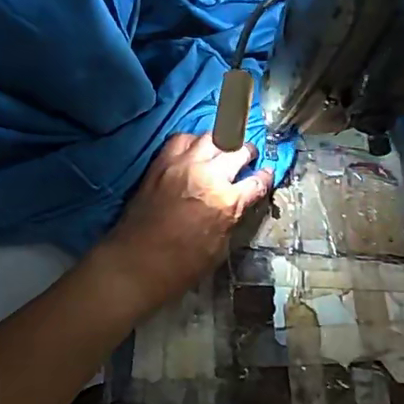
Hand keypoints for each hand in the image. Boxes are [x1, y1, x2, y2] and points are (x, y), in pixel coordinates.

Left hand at [94, 132, 274, 313]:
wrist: (136, 261)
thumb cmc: (181, 265)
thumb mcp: (219, 248)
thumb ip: (231, 218)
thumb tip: (237, 203)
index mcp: (227, 202)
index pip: (257, 181)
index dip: (266, 177)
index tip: (267, 174)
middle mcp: (208, 176)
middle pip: (237, 150)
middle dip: (247, 152)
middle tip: (248, 156)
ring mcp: (183, 164)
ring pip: (210, 138)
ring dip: (221, 143)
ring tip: (222, 149)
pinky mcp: (161, 162)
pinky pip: (181, 139)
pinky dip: (191, 142)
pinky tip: (193, 151)